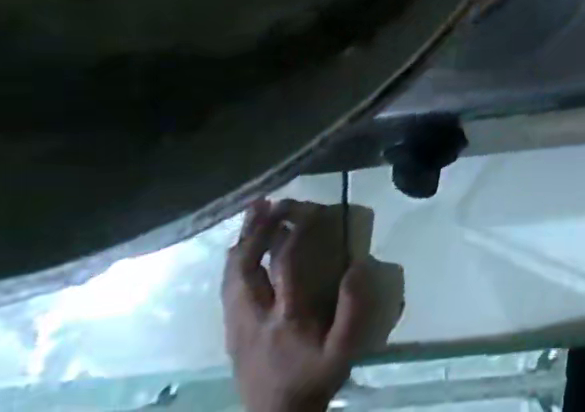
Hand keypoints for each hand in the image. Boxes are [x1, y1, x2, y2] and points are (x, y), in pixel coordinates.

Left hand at [222, 200, 369, 411]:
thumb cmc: (313, 382)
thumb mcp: (343, 353)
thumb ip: (353, 310)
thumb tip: (357, 266)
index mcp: (285, 316)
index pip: (285, 261)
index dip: (296, 230)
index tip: (311, 210)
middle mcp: (254, 315)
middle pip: (246, 263)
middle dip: (258, 229)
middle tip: (272, 202)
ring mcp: (237, 323)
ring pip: (231, 274)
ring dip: (243, 240)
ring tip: (255, 212)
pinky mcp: (230, 331)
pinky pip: (227, 286)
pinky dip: (235, 260)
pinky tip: (242, 247)